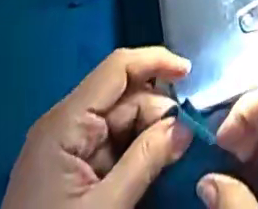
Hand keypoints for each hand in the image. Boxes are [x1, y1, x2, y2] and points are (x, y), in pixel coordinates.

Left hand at [2, 47, 193, 208]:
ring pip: (122, 120)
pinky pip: (112, 144)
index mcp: (65, 123)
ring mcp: (66, 146)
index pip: (117, 69)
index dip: (156, 62)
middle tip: (185, 142)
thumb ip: (145, 161)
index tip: (192, 73)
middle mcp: (65, 123)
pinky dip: (136, 151)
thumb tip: (184, 126)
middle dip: (157, 110)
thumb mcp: (105, 208)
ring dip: (150, 133)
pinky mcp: (70, 168)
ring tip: (171, 160)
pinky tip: (154, 168)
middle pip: (123, 96)